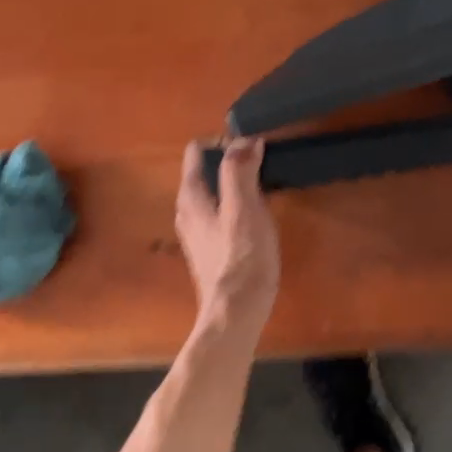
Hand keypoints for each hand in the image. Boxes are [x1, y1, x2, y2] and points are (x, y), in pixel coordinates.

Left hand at [176, 138, 279, 333]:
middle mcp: (187, 212)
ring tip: (264, 184)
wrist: (237, 312)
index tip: (251, 146)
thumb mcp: (244, 208)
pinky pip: (221, 213)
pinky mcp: (212, 250)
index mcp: (191, 198)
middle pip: (205, 172)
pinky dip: (237, 204)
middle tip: (262, 162)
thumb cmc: (242, 257)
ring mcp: (198, 233)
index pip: (196, 152)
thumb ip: (240, 171)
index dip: (223, 142)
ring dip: (236, 183)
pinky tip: (258, 215)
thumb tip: (245, 139)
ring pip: (214, 193)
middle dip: (231, 161)